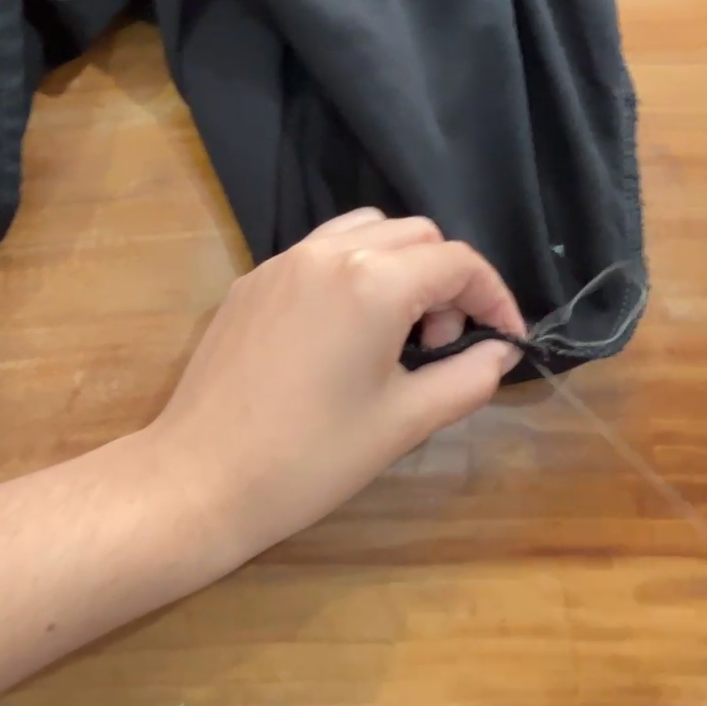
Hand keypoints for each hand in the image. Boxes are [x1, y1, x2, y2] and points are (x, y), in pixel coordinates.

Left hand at [140, 208, 526, 561]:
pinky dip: (350, 271)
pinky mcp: (250, 280)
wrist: (202, 474)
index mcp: (372, 281)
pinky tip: (341, 331)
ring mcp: (281, 261)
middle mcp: (326, 253)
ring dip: (398, 265)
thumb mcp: (403, 421)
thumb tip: (500, 352)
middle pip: (414, 234)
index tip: (504, 339)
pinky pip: (317, 252)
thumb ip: (467, 378)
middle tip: (440, 344)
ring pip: (364, 230)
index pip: (457, 262)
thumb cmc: (310, 457)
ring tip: (394, 331)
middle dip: (446, 279)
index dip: (494, 297)